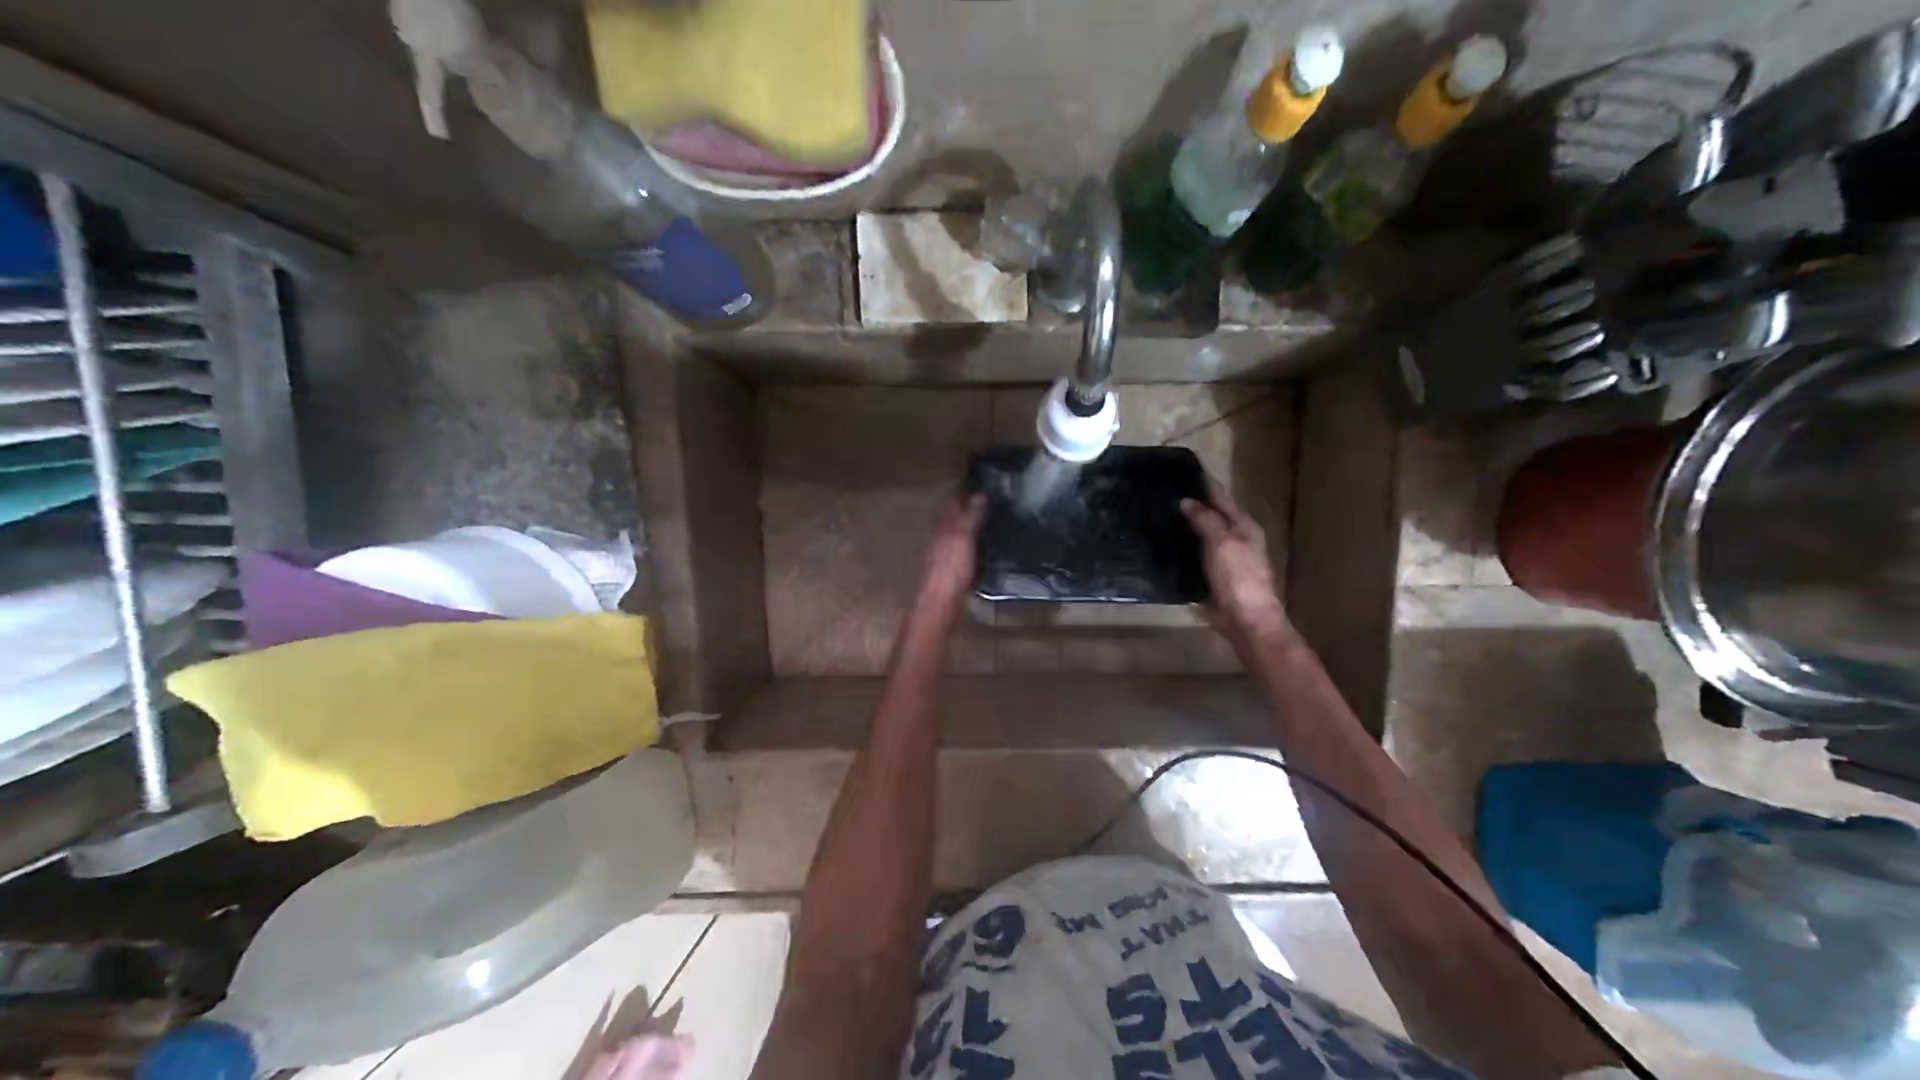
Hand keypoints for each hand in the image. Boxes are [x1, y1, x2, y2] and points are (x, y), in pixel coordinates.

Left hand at [916, 493, 986, 612]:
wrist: (939, 604)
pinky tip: (979, 551)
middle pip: (953, 519)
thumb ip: (970, 516)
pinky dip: (971, 547)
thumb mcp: (963, 538)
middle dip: (966, 508)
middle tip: (983, 500)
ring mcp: (944, 557)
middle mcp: (941, 540)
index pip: (953, 503)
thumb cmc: (949, 570)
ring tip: (984, 522)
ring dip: (968, 527)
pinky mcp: (951, 573)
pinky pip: (961, 553)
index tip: (976, 483)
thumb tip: (978, 494)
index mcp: (943, 528)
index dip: (963, 492)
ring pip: (956, 535)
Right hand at [1181, 483, 1290, 649]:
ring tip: (1164, 515)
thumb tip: (1187, 501)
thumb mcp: (1222, 543)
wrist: (1247, 621)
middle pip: (1214, 515)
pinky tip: (1169, 547)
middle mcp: (1238, 539)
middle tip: (1167, 491)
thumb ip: (1206, 519)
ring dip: (1188, 525)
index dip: (1206, 484)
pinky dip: (1185, 548)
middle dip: (1195, 503)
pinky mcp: (1217, 577)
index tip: (1186, 469)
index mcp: (1244, 527)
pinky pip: (1198, 555)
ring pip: (1205, 535)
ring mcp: (1228, 560)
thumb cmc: (1238, 578)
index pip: (1222, 497)